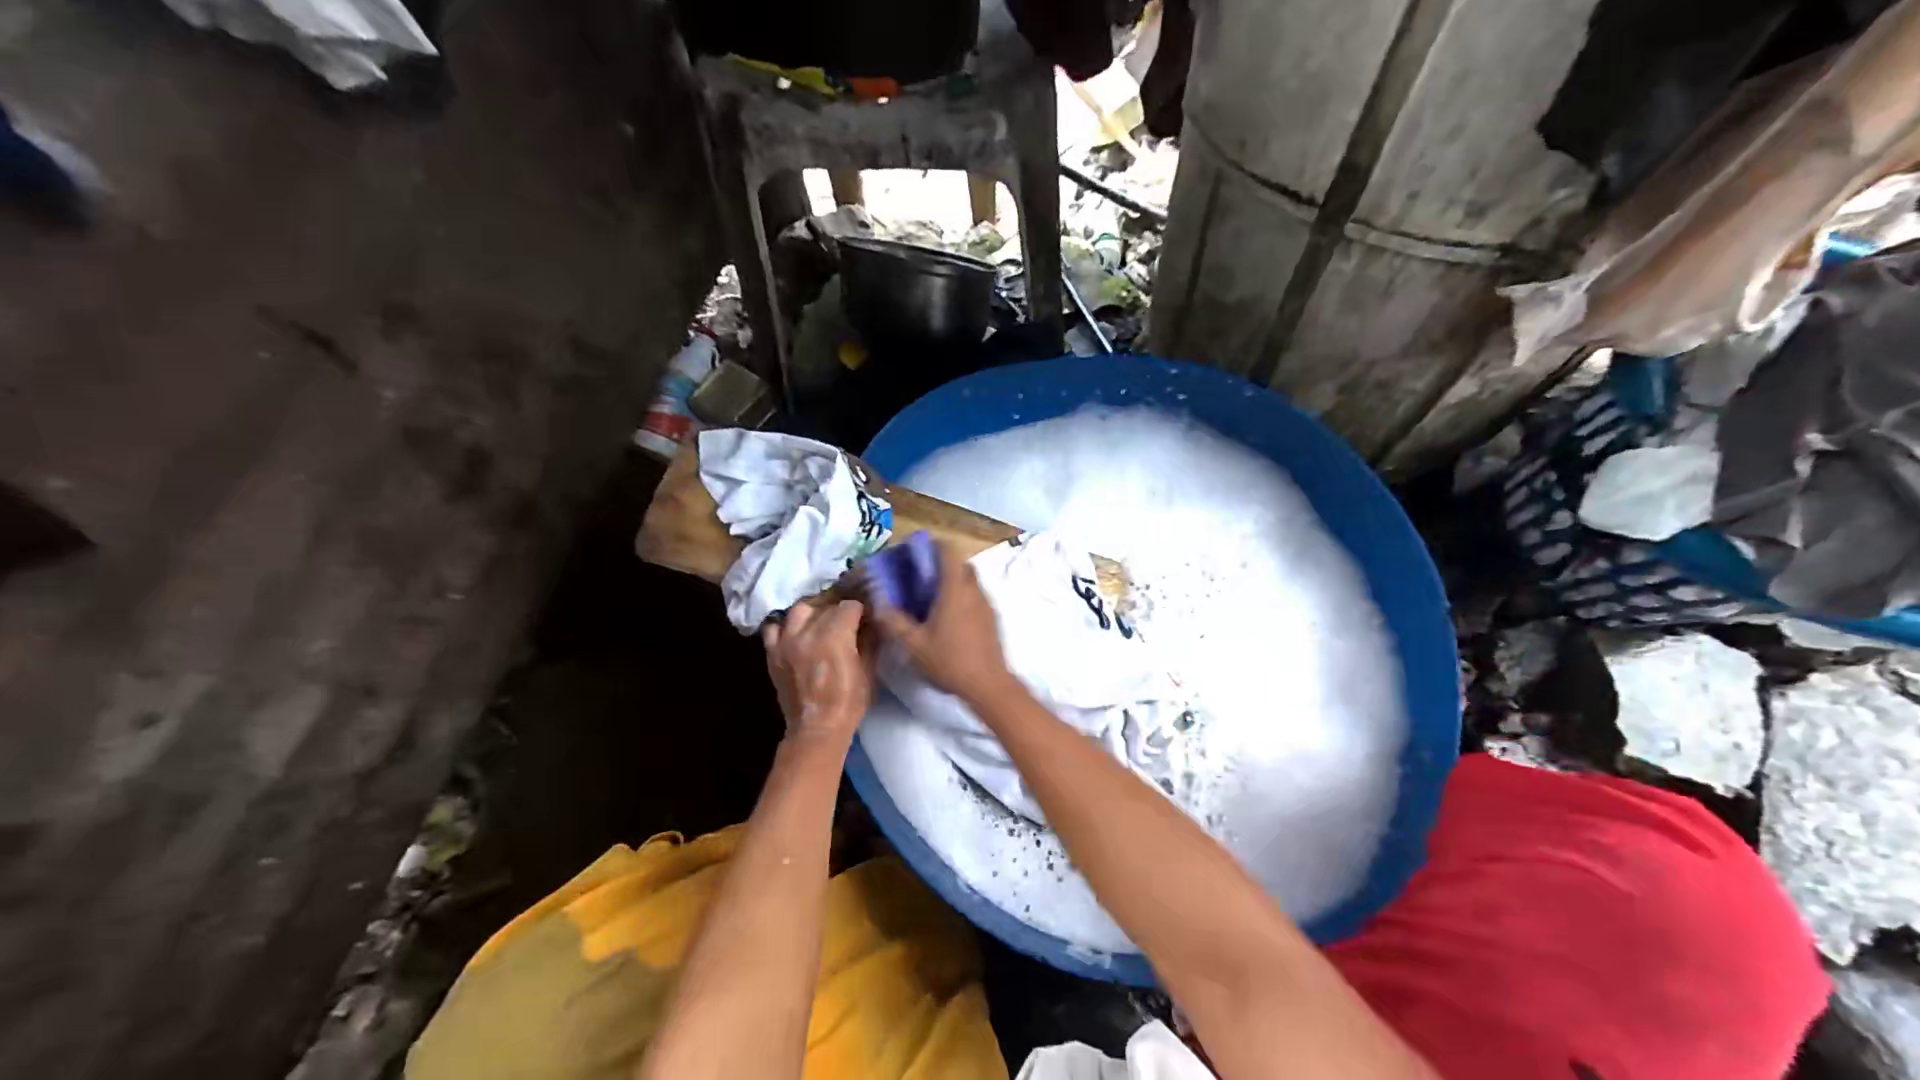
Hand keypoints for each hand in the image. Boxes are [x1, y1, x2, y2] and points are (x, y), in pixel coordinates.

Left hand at [762, 600, 872, 743]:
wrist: (817, 729)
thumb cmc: (849, 702)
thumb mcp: (868, 670)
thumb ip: (868, 639)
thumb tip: (868, 622)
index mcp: (835, 635)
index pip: (850, 605)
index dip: (860, 611)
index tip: (865, 619)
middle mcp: (808, 631)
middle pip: (825, 606)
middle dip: (839, 611)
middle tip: (846, 622)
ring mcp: (786, 640)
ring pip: (799, 609)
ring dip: (812, 613)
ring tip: (820, 624)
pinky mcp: (772, 652)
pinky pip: (774, 627)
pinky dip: (785, 626)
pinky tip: (796, 634)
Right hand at [870, 542, 1016, 705]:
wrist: (988, 684)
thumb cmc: (950, 660)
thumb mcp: (914, 644)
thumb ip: (895, 622)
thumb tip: (879, 605)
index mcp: (955, 589)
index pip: (949, 551)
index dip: (933, 545)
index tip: (916, 552)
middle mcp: (974, 590)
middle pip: (960, 563)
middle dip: (941, 564)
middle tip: (920, 576)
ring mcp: (986, 603)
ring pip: (970, 580)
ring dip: (952, 581)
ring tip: (931, 598)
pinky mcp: (992, 618)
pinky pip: (975, 596)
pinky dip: (962, 596)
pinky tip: (948, 617)